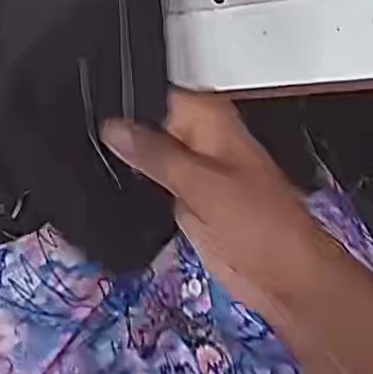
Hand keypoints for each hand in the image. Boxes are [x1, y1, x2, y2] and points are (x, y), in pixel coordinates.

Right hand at [102, 91, 337, 315]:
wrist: (284, 279)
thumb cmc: (261, 225)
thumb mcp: (201, 185)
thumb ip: (154, 153)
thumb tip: (113, 128)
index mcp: (208, 117)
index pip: (154, 94)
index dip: (122, 102)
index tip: (90, 114)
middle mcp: (197, 136)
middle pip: (145, 124)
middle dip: (120, 136)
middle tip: (87, 145)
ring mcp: (189, 168)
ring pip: (144, 155)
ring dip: (126, 165)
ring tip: (98, 169)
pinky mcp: (183, 197)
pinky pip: (149, 183)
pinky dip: (135, 189)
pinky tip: (116, 193)